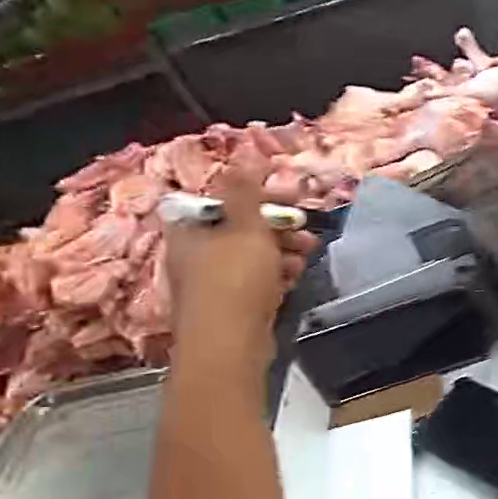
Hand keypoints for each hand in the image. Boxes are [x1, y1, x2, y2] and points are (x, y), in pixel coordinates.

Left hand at [164, 174, 317, 376]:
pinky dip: (277, 276)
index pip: (223, 198)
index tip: (289, 198)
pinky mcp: (231, 308)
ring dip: (283, 251)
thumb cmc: (234, 280)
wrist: (228, 347)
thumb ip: (246, 189)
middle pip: (240, 228)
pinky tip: (295, 278)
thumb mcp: (244, 226)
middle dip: (277, 226)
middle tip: (305, 229)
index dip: (257, 195)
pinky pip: (256, 282)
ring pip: (252, 256)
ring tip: (307, 254)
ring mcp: (212, 283)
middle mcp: (196, 252)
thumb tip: (246, 151)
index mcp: (190, 227)